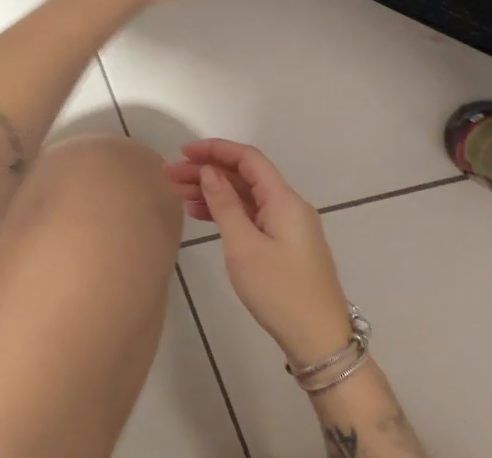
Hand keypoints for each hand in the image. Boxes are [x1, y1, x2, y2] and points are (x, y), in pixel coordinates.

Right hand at [166, 139, 352, 362]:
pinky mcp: (285, 246)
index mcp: (284, 200)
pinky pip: (252, 215)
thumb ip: (225, 204)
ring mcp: (289, 227)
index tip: (183, 152)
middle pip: (245, 176)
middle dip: (208, 171)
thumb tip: (210, 171)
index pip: (248, 159)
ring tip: (179, 195)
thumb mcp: (243, 246)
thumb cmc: (279, 290)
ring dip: (214, 191)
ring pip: (246, 196)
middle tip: (171, 176)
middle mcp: (289, 207)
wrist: (320, 342)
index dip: (215, 150)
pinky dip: (226, 211)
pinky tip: (201, 215)